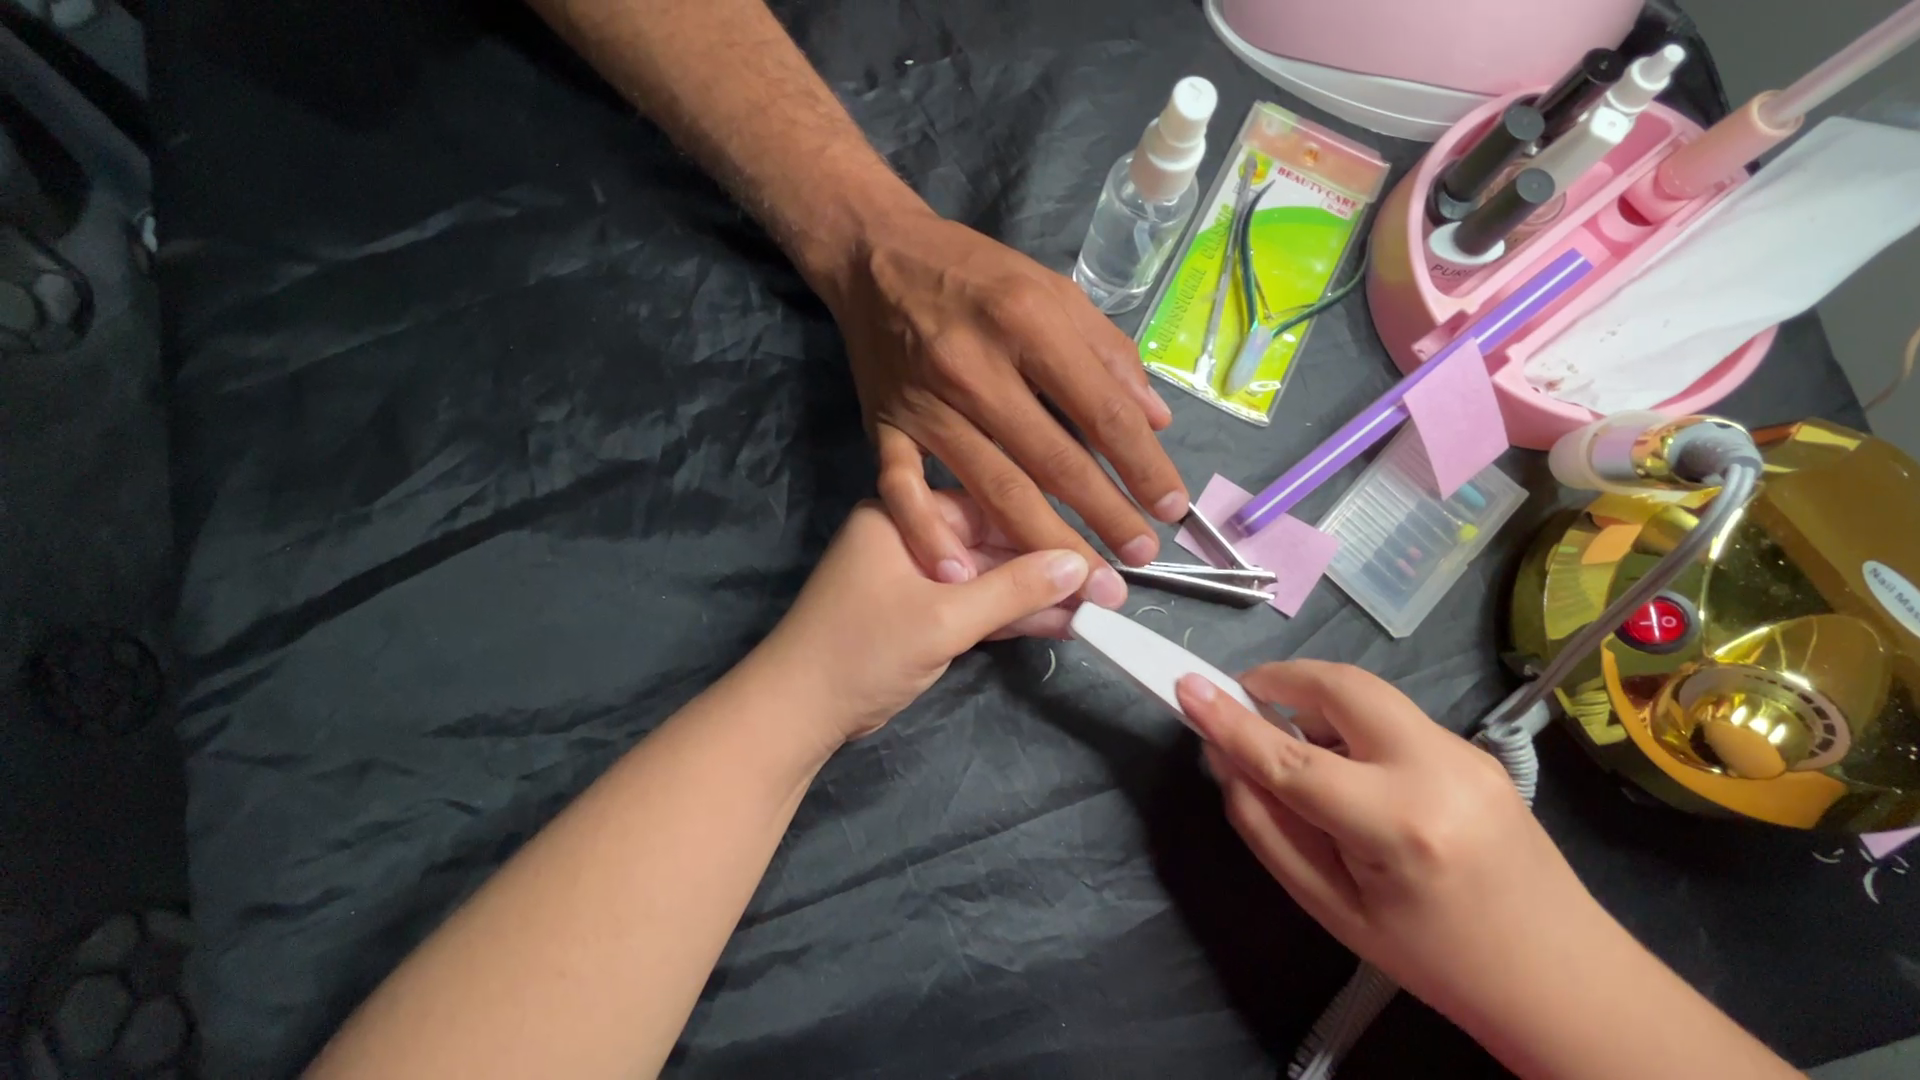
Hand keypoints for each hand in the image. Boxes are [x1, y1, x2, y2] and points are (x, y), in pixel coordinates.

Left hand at [754, 494, 1088, 744]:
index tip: (1099, 549)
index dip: (1046, 530)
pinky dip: (1010, 618)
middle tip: (1108, 588)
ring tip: (1096, 610)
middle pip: (993, 544)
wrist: (799, 712)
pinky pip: (975, 605)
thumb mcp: (944, 617)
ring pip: (988, 579)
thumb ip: (1013, 589)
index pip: (989, 506)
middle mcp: (912, 535)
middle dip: (1046, 571)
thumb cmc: (863, 649)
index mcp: (903, 513)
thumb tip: (1081, 564)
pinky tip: (1060, 624)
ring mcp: (916, 576)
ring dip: (1034, 598)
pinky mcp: (920, 613)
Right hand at [817, 206, 1187, 608]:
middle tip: (1138, 562)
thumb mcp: (1052, 288)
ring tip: (1085, 585)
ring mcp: (926, 405)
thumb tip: (1155, 420)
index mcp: (1027, 322)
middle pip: (1052, 462)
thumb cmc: (975, 272)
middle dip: (1104, 517)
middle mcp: (976, 369)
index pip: (1099, 410)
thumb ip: (1107, 353)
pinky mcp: (886, 427)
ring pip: (994, 488)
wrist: (877, 257)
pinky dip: (928, 535)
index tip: (1170, 507)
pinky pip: (904, 490)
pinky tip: (960, 576)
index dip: (1142, 464)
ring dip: (1045, 544)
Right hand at [1175, 663, 1605, 1025]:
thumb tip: (1226, 759)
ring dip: (1314, 701)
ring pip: (1367, 694)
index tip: (1185, 687)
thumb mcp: (1330, 906)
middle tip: (1241, 699)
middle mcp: (1437, 769)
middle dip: (1280, 679)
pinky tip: (1345, 766)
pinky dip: (1348, 722)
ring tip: (1293, 743)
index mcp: (1397, 825)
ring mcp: (1465, 752)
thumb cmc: (1431, 959)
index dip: (1229, 721)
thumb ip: (1267, 826)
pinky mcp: (1475, 749)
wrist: (1563, 980)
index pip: (1290, 757)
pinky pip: (1391, 715)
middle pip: (1341, 686)